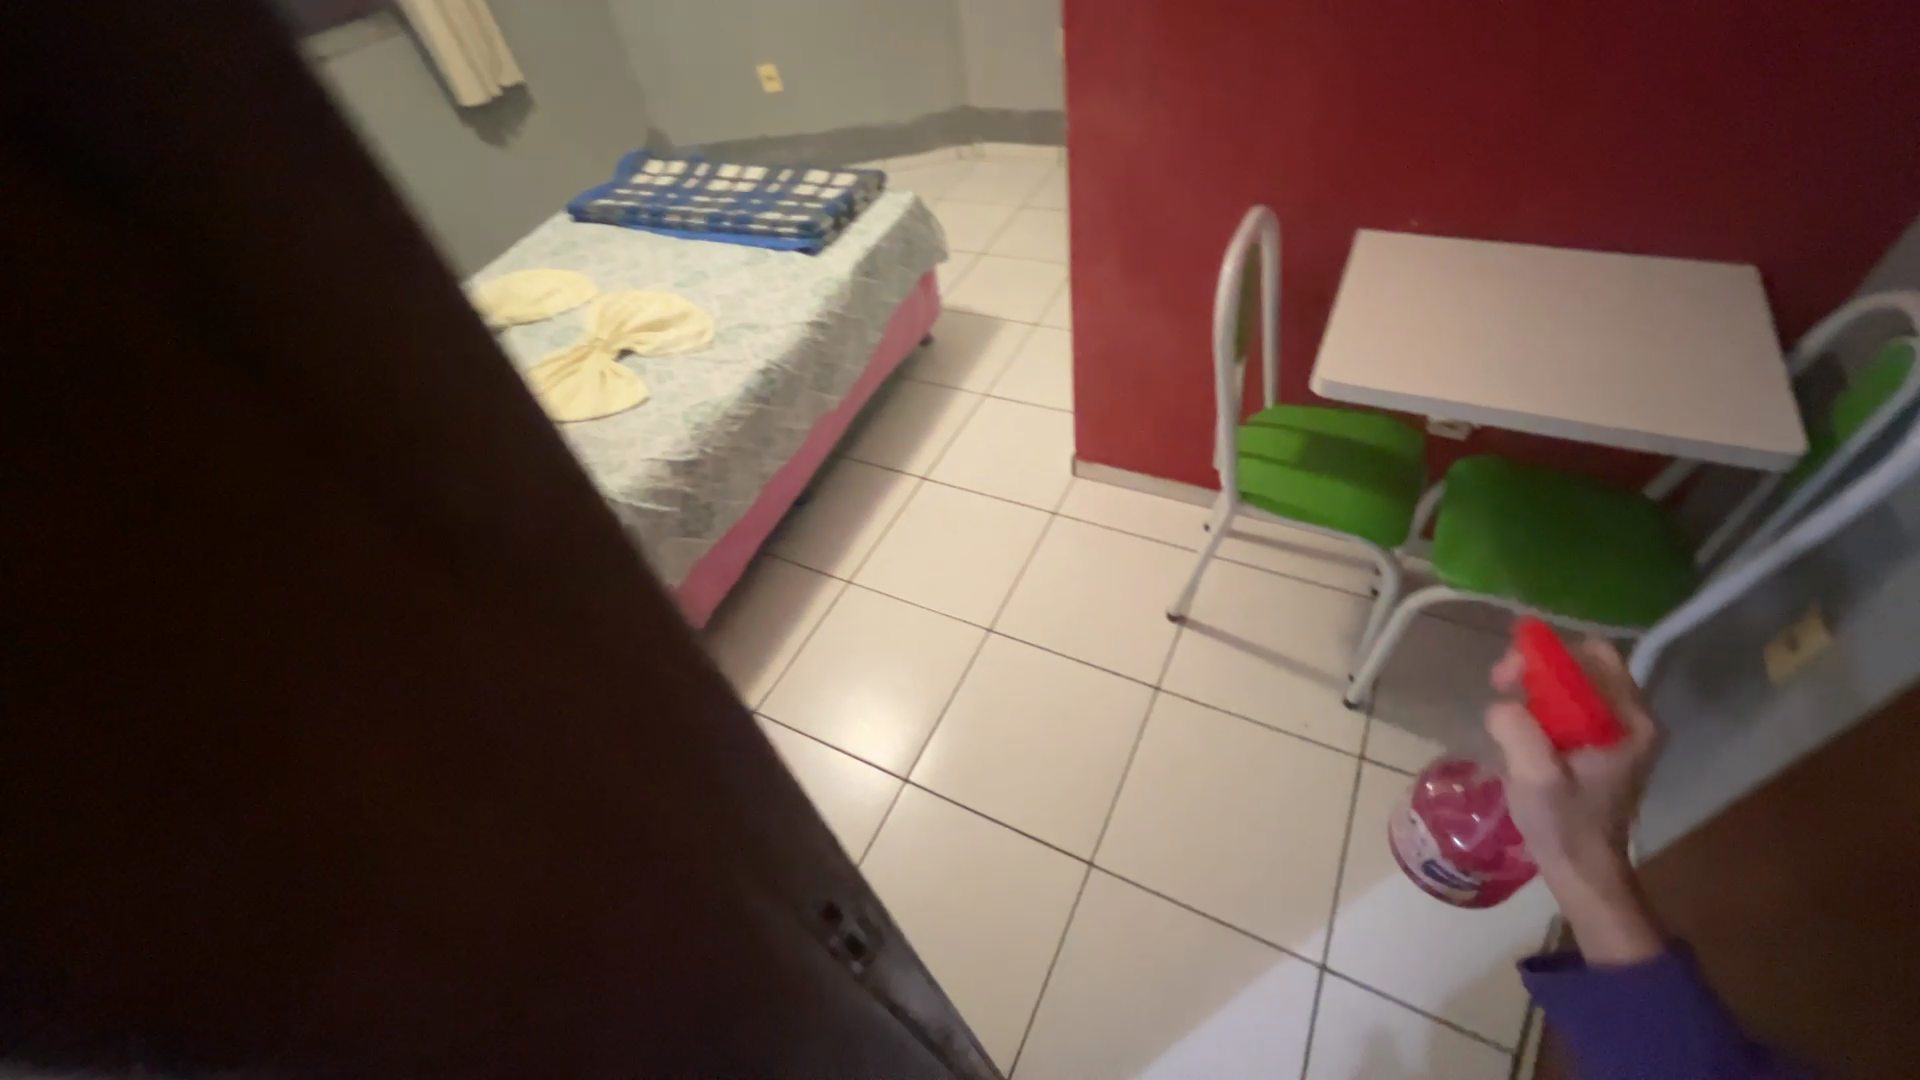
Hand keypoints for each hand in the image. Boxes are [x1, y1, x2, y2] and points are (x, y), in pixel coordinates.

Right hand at [1486, 637, 1664, 963]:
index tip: (1509, 678)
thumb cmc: (1564, 823)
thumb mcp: (1535, 775)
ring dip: (1533, 690)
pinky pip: (1568, 707)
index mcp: (1630, 722)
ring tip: (1507, 716)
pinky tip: (1522, 733)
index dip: (1546, 656)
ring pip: (1572, 685)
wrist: (1583, 868)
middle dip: (1535, 669)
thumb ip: (1518, 730)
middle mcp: (1632, 720)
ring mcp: (1618, 733)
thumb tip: (1503, 706)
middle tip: (1501, 689)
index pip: (1593, 656)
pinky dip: (1540, 709)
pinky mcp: (1600, 746)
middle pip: (1581, 666)